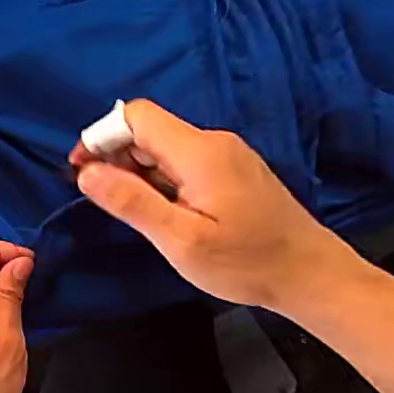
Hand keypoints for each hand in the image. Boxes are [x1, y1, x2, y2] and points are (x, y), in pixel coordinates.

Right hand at [71, 100, 367, 313]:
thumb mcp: (179, 239)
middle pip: (147, 130)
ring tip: (124, 208)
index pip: (137, 115)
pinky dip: (154, 178)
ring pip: (160, 147)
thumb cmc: (244, 262)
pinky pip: (178, 161)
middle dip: (112, 155)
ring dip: (132, 170)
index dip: (101, 136)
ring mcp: (224, 156)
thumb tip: (85, 172)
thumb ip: (131, 201)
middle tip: (98, 196)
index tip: (82, 171)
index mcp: (199, 152)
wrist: (311, 276)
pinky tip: (154, 209)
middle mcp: (212, 143)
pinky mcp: (228, 171)